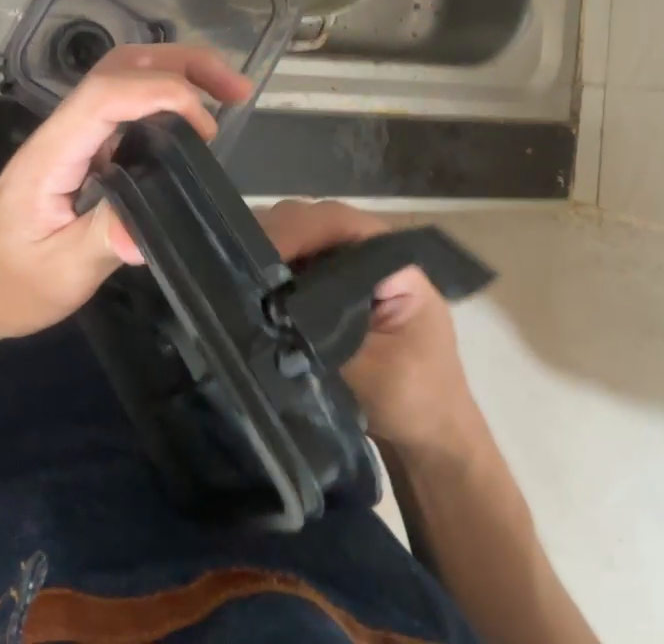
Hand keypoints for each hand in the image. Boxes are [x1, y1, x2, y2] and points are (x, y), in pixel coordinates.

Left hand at [0, 44, 252, 345]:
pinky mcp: (80, 157)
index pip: (103, 96)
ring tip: (228, 97)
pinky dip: (163, 104)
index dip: (159, 93)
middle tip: (236, 90)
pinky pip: (123, 113)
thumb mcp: (59, 272)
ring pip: (120, 82)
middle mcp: (60, 135)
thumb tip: (146, 229)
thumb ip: (101, 242)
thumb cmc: (9, 284)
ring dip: (174, 76)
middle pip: (116, 70)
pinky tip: (192, 128)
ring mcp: (70, 142)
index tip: (206, 125)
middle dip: (179, 65)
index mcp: (51, 154)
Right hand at [256, 200, 482, 452]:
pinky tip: (245, 287)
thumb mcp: (368, 372)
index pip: (338, 223)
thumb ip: (321, 334)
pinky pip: (293, 266)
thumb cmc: (414, 403)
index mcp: (393, 263)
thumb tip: (266, 311)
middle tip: (232, 262)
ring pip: (298, 240)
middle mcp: (369, 255)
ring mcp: (348, 271)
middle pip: (312, 222)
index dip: (295, 229)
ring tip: (233, 273)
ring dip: (266, 251)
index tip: (257, 253)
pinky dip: (268, 271)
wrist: (431, 441)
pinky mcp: (330, 290)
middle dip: (272, 235)